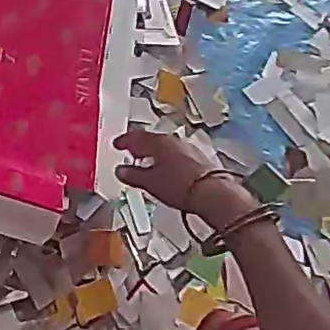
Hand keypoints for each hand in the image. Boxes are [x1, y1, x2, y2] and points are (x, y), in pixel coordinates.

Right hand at [114, 130, 255, 226]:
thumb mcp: (150, 183)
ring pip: (164, 146)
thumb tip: (121, 171)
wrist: (212, 193)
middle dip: (139, 145)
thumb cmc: (181, 185)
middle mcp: (173, 141)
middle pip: (151, 139)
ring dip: (153, 152)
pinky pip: (176, 153)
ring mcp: (187, 148)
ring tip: (146, 161)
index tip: (117, 144)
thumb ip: (132, 175)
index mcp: (158, 142)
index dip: (124, 141)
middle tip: (130, 150)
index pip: (136, 136)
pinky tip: (166, 168)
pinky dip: (166, 158)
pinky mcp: (198, 158)